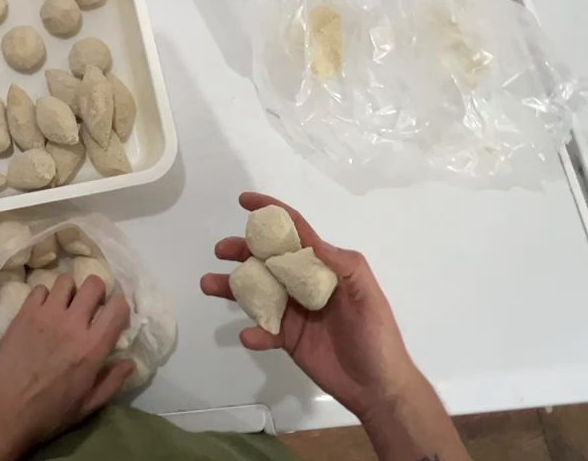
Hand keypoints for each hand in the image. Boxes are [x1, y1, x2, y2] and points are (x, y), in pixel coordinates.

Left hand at [0, 274, 133, 455]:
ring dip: (69, 292)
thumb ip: (112, 382)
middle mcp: (73, 323)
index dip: (119, 307)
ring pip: (66, 280)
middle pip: (94, 283)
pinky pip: (40, 288)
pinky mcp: (25, 312)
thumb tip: (131, 361)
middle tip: (89, 308)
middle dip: (96, 292)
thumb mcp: (87, 407)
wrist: (4, 410)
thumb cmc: (49, 413)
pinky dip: (44, 297)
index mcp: (92, 347)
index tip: (113, 316)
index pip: (118, 307)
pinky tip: (41, 313)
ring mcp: (47, 314)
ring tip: (64, 307)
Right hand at [201, 192, 421, 418]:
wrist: (379, 388)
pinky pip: (263, 329)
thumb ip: (343, 265)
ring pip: (255, 290)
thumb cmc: (377, 335)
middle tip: (221, 250)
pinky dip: (253, 331)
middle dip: (240, 249)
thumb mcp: (367, 294)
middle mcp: (301, 282)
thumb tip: (312, 241)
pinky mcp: (287, 337)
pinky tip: (249, 335)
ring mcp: (291, 309)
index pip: (293, 230)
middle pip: (265, 258)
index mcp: (320, 265)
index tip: (244, 201)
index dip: (269, 211)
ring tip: (208, 284)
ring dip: (231, 286)